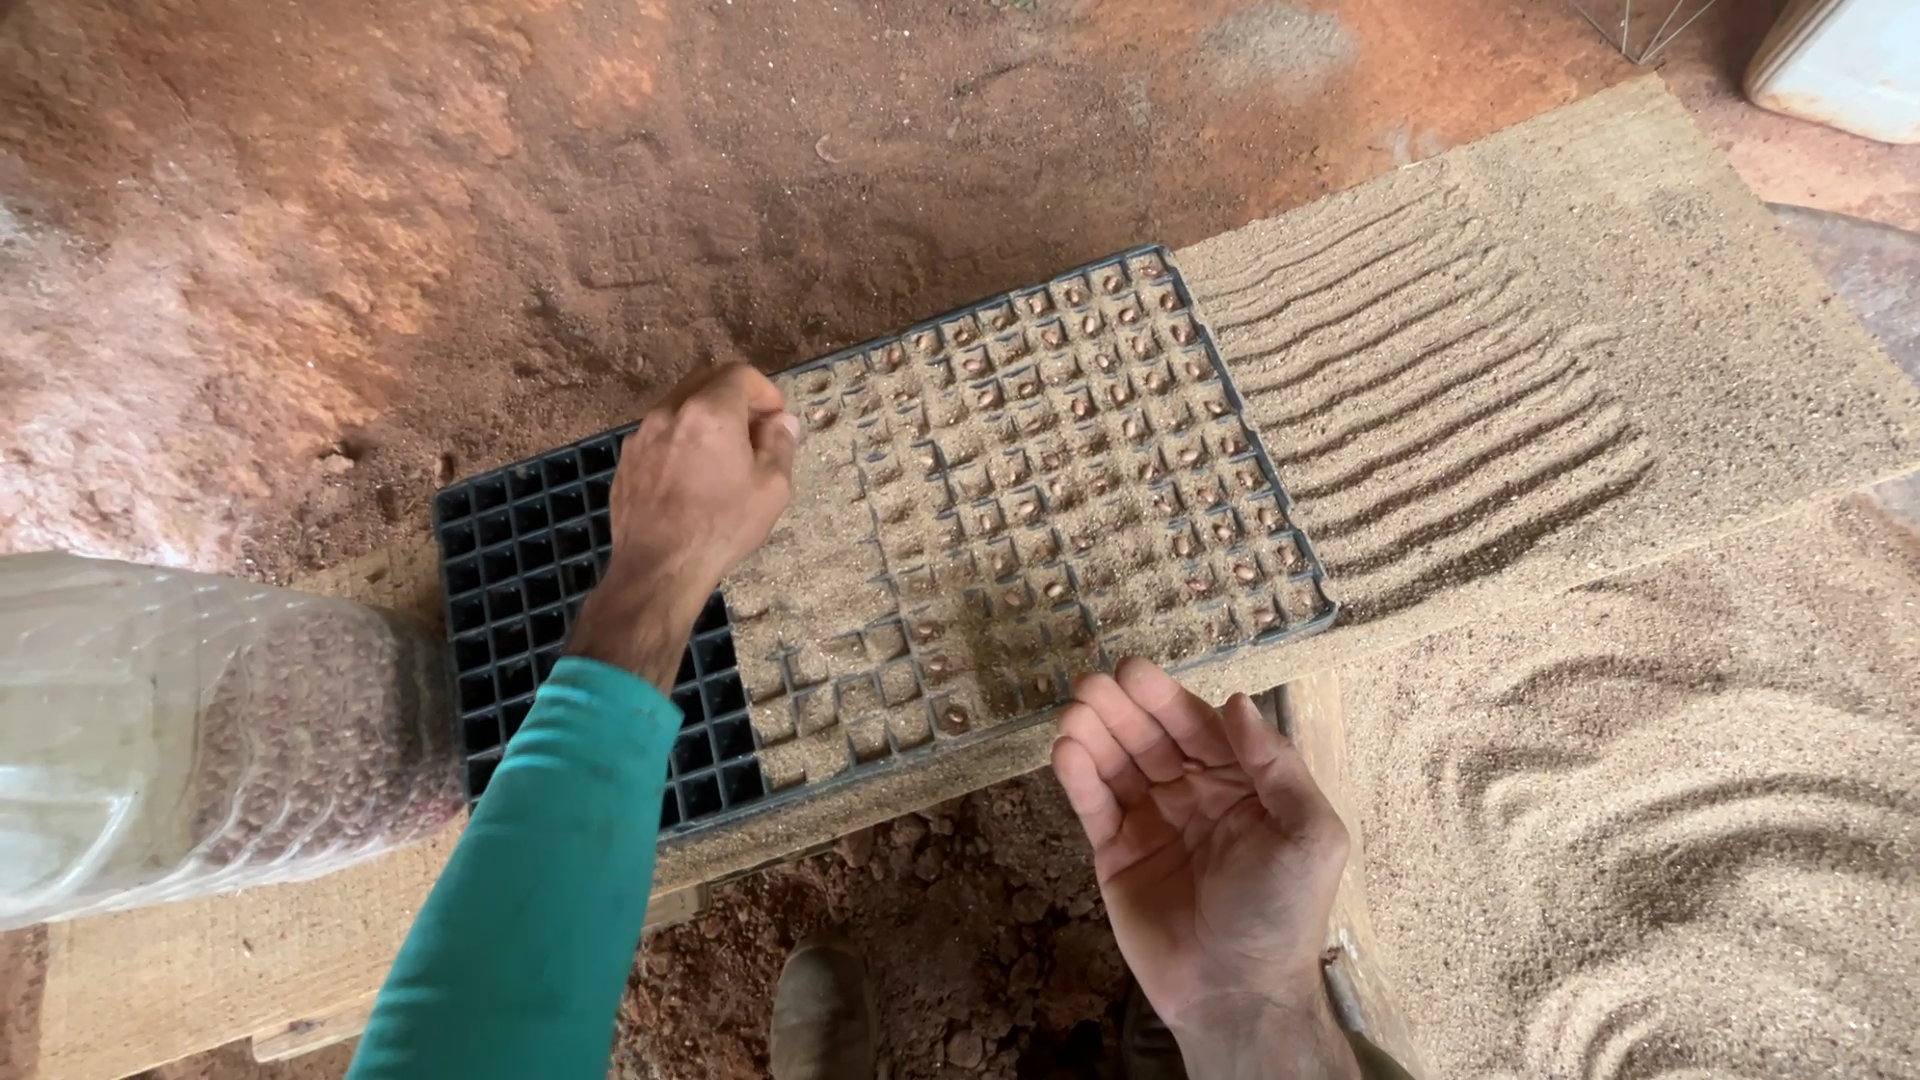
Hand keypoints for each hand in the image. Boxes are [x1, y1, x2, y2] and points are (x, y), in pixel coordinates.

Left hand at [566, 364, 797, 687]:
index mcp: (711, 412)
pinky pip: (662, 432)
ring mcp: (643, 434)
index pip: (741, 374)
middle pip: (708, 380)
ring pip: (682, 404)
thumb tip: (782, 422)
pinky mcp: (628, 458)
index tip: (776, 420)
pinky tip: (695, 475)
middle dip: (737, 398)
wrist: (659, 567)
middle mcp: (672, 411)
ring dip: (709, 417)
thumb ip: (781, 444)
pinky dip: (684, 437)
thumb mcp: (772, 488)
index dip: (766, 391)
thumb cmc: (723, 526)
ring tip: (726, 455)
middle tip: (756, 431)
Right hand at [1051, 658, 1357, 1079]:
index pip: (1194, 726)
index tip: (1130, 672)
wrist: (1237, 997)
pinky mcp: (1113, 850)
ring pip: (1114, 763)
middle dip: (1119, 708)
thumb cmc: (1279, 912)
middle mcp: (1188, 792)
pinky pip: (1093, 804)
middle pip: (1147, 737)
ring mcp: (1147, 820)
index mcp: (1235, 783)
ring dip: (1092, 732)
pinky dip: (1077, 775)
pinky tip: (1065, 750)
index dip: (1163, 697)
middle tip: (1089, 684)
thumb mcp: (1308, 836)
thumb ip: (1277, 766)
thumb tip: (1237, 702)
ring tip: (1072, 712)